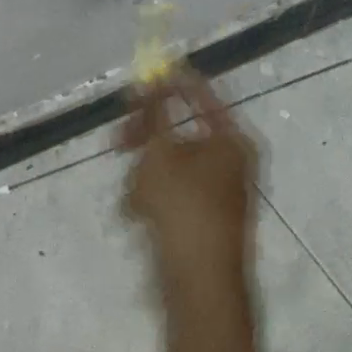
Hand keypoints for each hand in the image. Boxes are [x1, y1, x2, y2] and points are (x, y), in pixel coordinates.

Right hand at [116, 64, 259, 293]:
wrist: (198, 279)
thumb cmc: (183, 207)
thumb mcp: (161, 150)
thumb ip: (154, 110)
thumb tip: (152, 75)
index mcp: (233, 141)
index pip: (201, 95)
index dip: (172, 81)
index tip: (142, 72)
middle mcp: (231, 162)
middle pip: (178, 131)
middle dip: (145, 140)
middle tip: (118, 141)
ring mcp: (217, 191)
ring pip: (167, 163)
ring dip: (142, 173)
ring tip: (135, 195)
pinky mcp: (201, 216)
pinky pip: (169, 191)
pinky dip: (150, 197)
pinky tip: (139, 213)